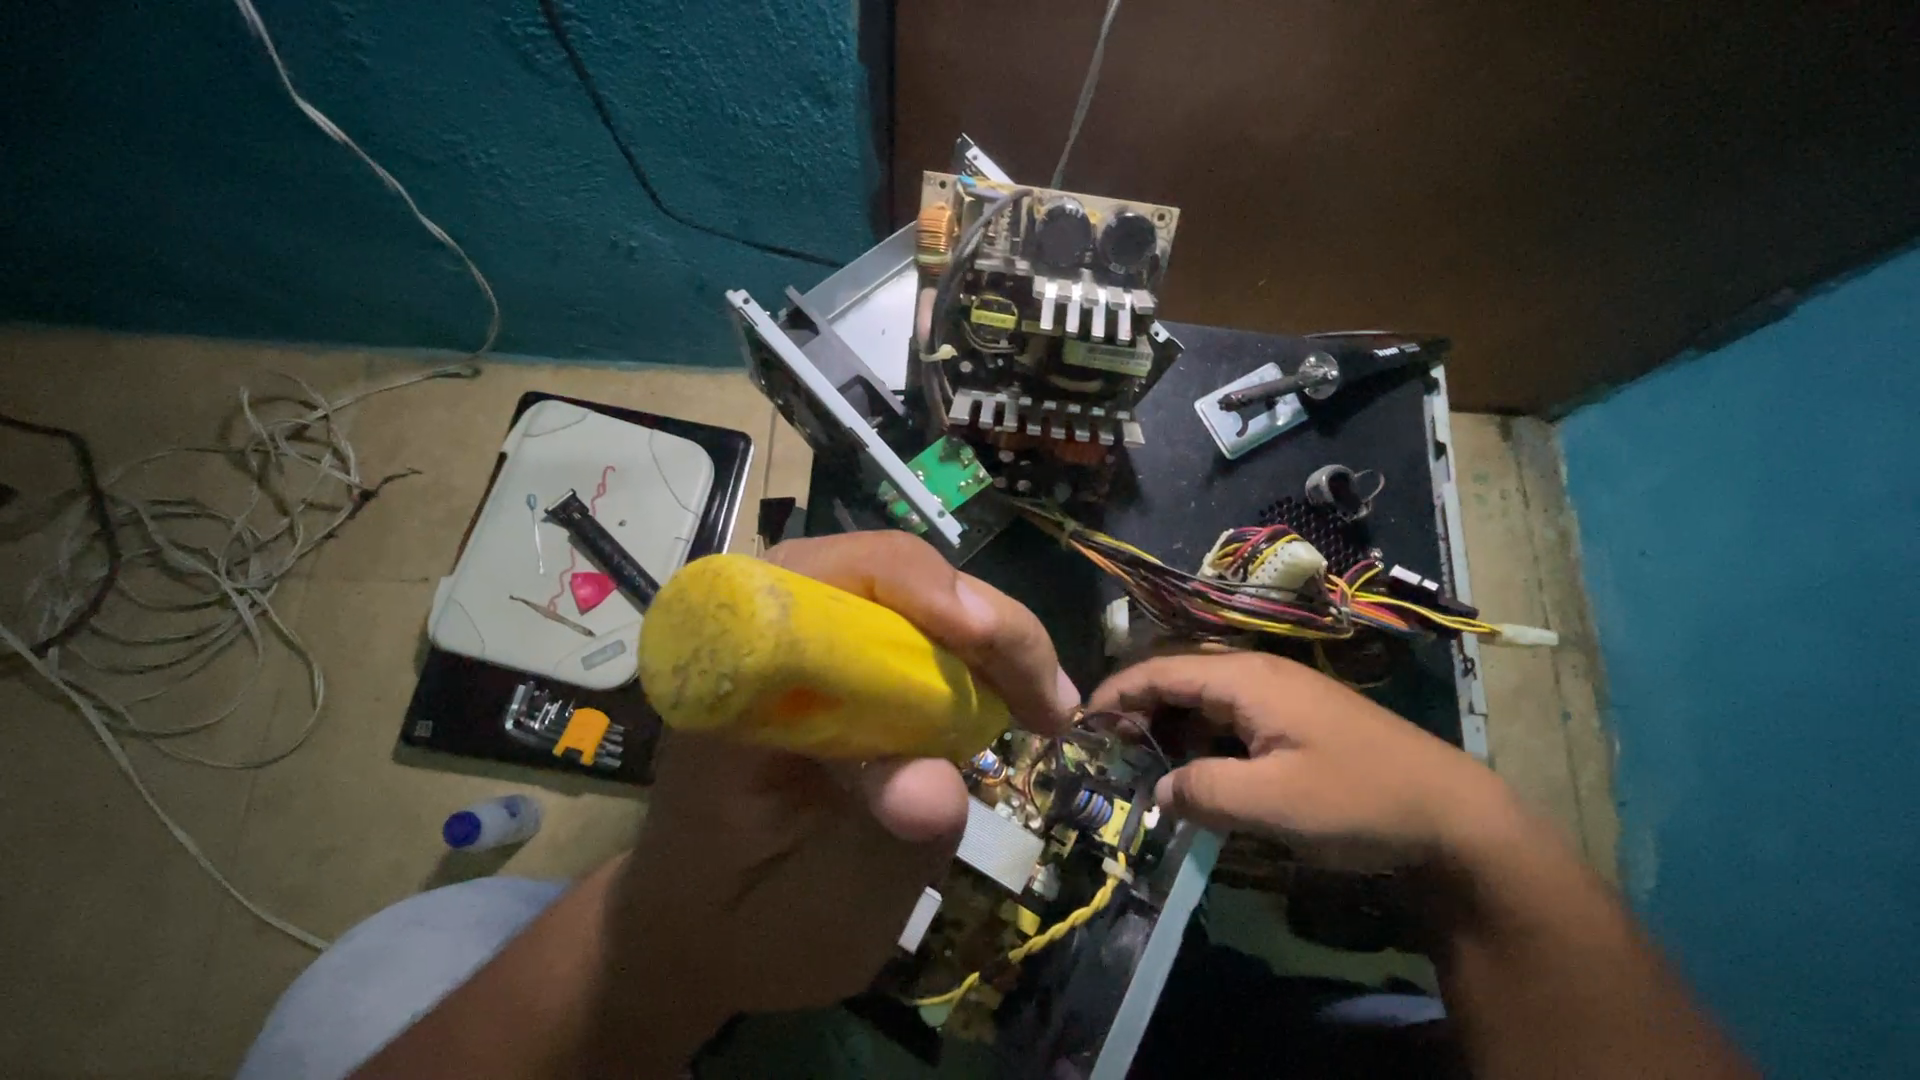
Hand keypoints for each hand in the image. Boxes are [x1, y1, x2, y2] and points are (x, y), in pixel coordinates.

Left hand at [618, 532, 1077, 1022]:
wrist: (705, 928)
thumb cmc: (746, 921)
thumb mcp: (816, 910)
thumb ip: (879, 847)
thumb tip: (941, 789)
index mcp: (730, 678)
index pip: (818, 582)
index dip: (908, 589)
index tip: (978, 635)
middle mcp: (767, 637)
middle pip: (886, 577)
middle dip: (982, 625)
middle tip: (1052, 701)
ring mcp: (807, 644)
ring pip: (916, 600)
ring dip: (992, 645)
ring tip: (1048, 707)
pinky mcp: (842, 664)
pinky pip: (919, 636)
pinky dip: (977, 665)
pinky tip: (1017, 703)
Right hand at [1089, 651, 1515, 869]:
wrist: (1453, 814)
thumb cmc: (1357, 799)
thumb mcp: (1271, 803)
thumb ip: (1201, 791)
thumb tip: (1157, 790)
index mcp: (1246, 679)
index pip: (1160, 670)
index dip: (1115, 694)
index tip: (1079, 724)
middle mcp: (1259, 674)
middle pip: (1179, 679)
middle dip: (1137, 711)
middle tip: (1105, 752)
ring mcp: (1282, 695)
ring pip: (1204, 699)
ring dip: (1170, 728)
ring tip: (1142, 766)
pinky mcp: (1298, 719)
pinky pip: (1232, 718)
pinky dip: (1202, 739)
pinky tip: (1198, 773)